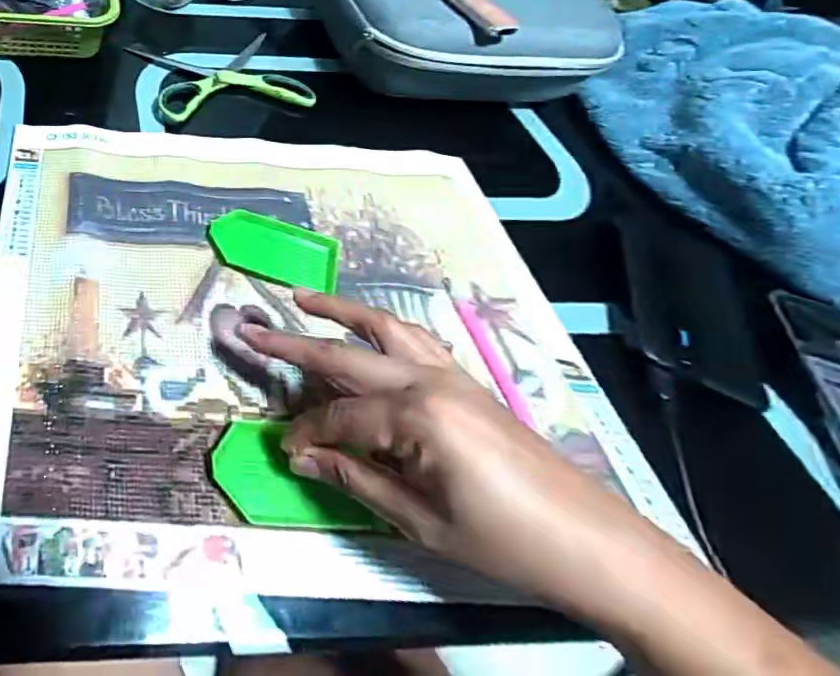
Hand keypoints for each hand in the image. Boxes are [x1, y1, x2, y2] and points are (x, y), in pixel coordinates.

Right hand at [241, 290, 665, 614]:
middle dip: (295, 343)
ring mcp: (450, 373)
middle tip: (251, 329)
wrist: (589, 540)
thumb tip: (302, 455)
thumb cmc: (503, 540)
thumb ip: (355, 477)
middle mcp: (428, 379)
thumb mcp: (420, 520)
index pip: (339, 417)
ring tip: (304, 298)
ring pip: (384, 328)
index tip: (284, 450)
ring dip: (340, 311)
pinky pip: (415, 340)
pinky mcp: (465, 379)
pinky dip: (382, 327)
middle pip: (348, 355)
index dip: (306, 434)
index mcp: (415, 416)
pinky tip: (369, 331)